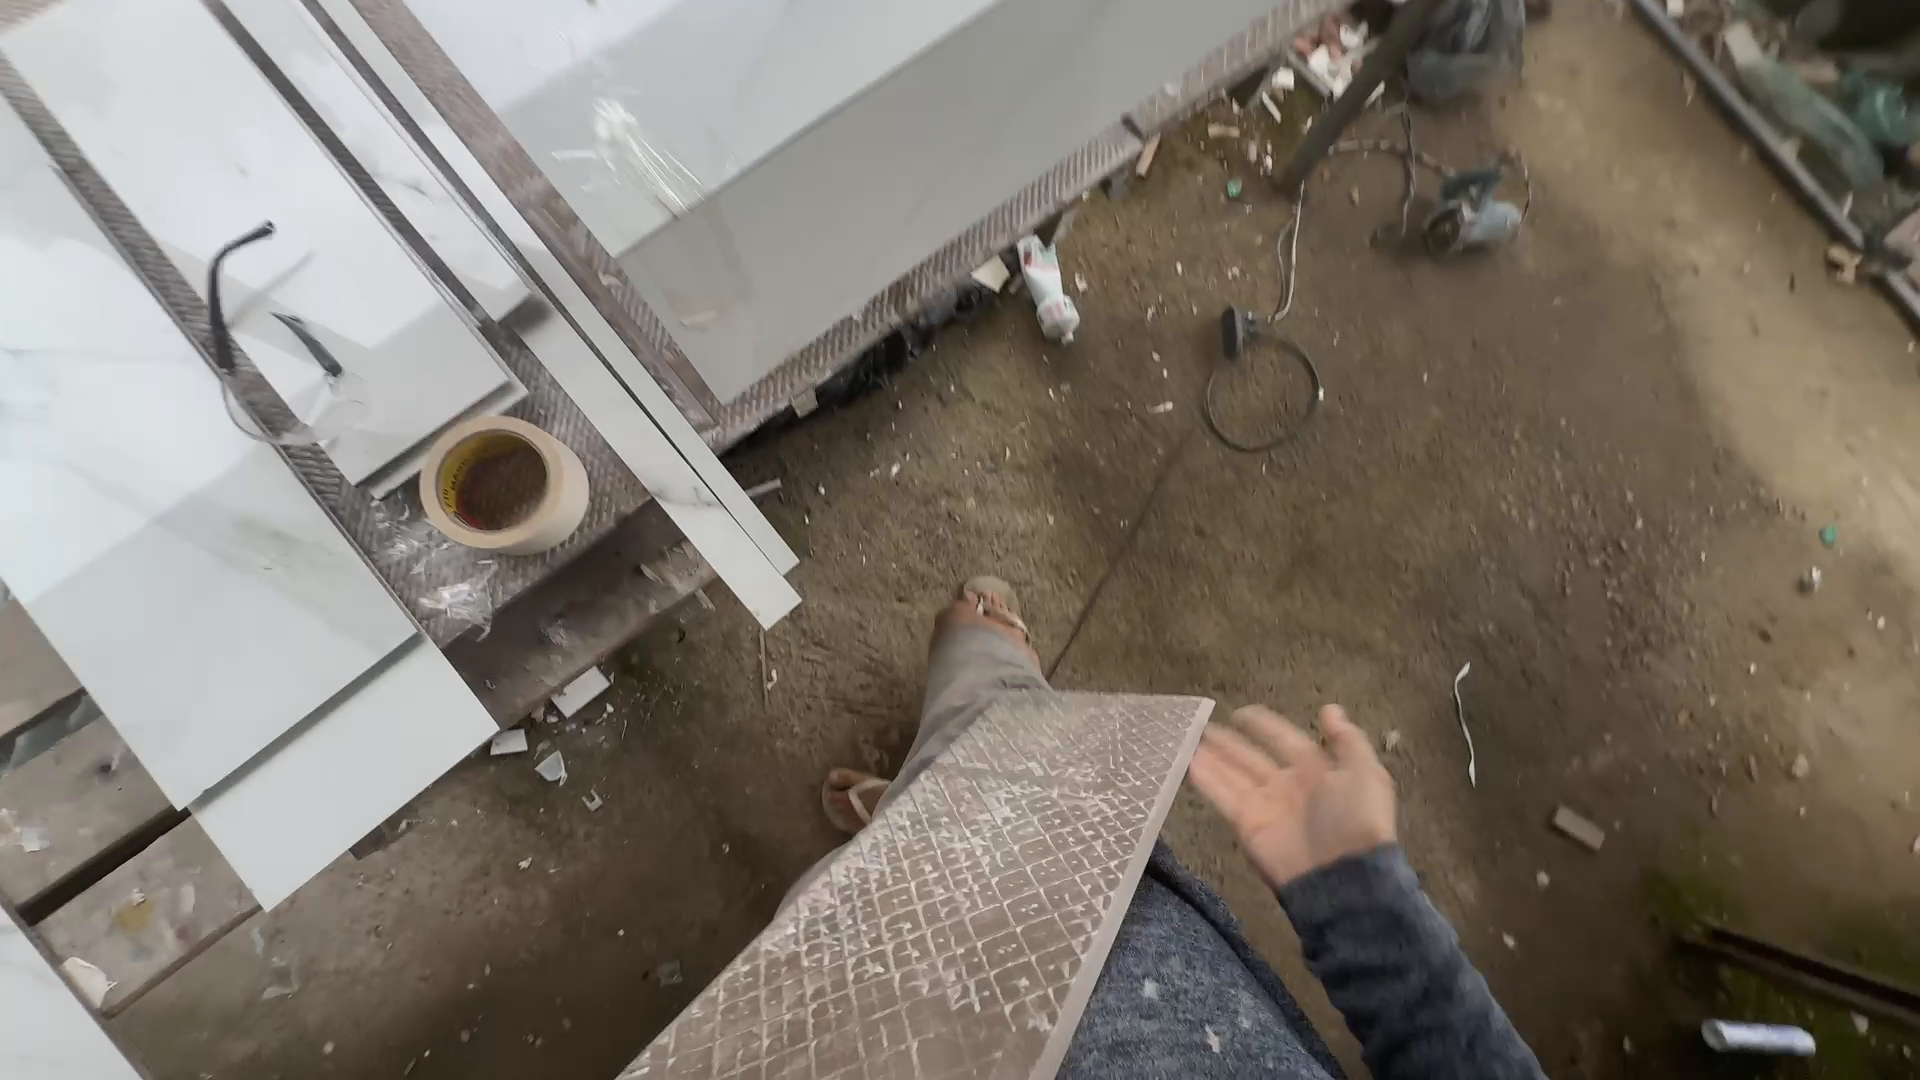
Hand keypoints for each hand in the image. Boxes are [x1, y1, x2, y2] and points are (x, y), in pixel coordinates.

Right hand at [1187, 704, 1395, 889]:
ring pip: (1232, 774)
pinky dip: (1206, 780)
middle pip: (1252, 757)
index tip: (1241, 712)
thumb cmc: (1357, 820)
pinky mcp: (1246, 824)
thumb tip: (1330, 709)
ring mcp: (1264, 805)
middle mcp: (1286, 786)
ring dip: (1213, 756)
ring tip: (1189, 738)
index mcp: (1315, 772)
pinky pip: (1222, 796)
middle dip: (1230, 742)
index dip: (1264, 726)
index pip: (1285, 740)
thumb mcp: (1366, 774)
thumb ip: (1348, 741)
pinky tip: (1188, 761)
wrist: (1344, 877)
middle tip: (1204, 725)